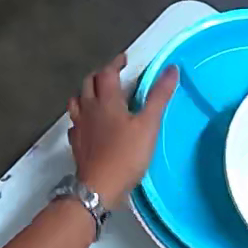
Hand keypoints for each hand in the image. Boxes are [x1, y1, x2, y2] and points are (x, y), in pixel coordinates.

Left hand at [68, 54, 177, 199]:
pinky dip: (82, 117)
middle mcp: (88, 109)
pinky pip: (75, 123)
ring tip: (97, 95)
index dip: (115, 63)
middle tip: (112, 75)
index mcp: (106, 100)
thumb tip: (171, 69)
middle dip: (100, 75)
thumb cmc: (126, 155)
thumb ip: (159, 96)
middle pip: (88, 83)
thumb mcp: (148, 125)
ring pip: (77, 101)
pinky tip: (89, 124)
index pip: (107, 73)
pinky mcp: (76, 143)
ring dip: (86, 92)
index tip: (123, 59)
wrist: (99, 187)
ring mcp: (79, 126)